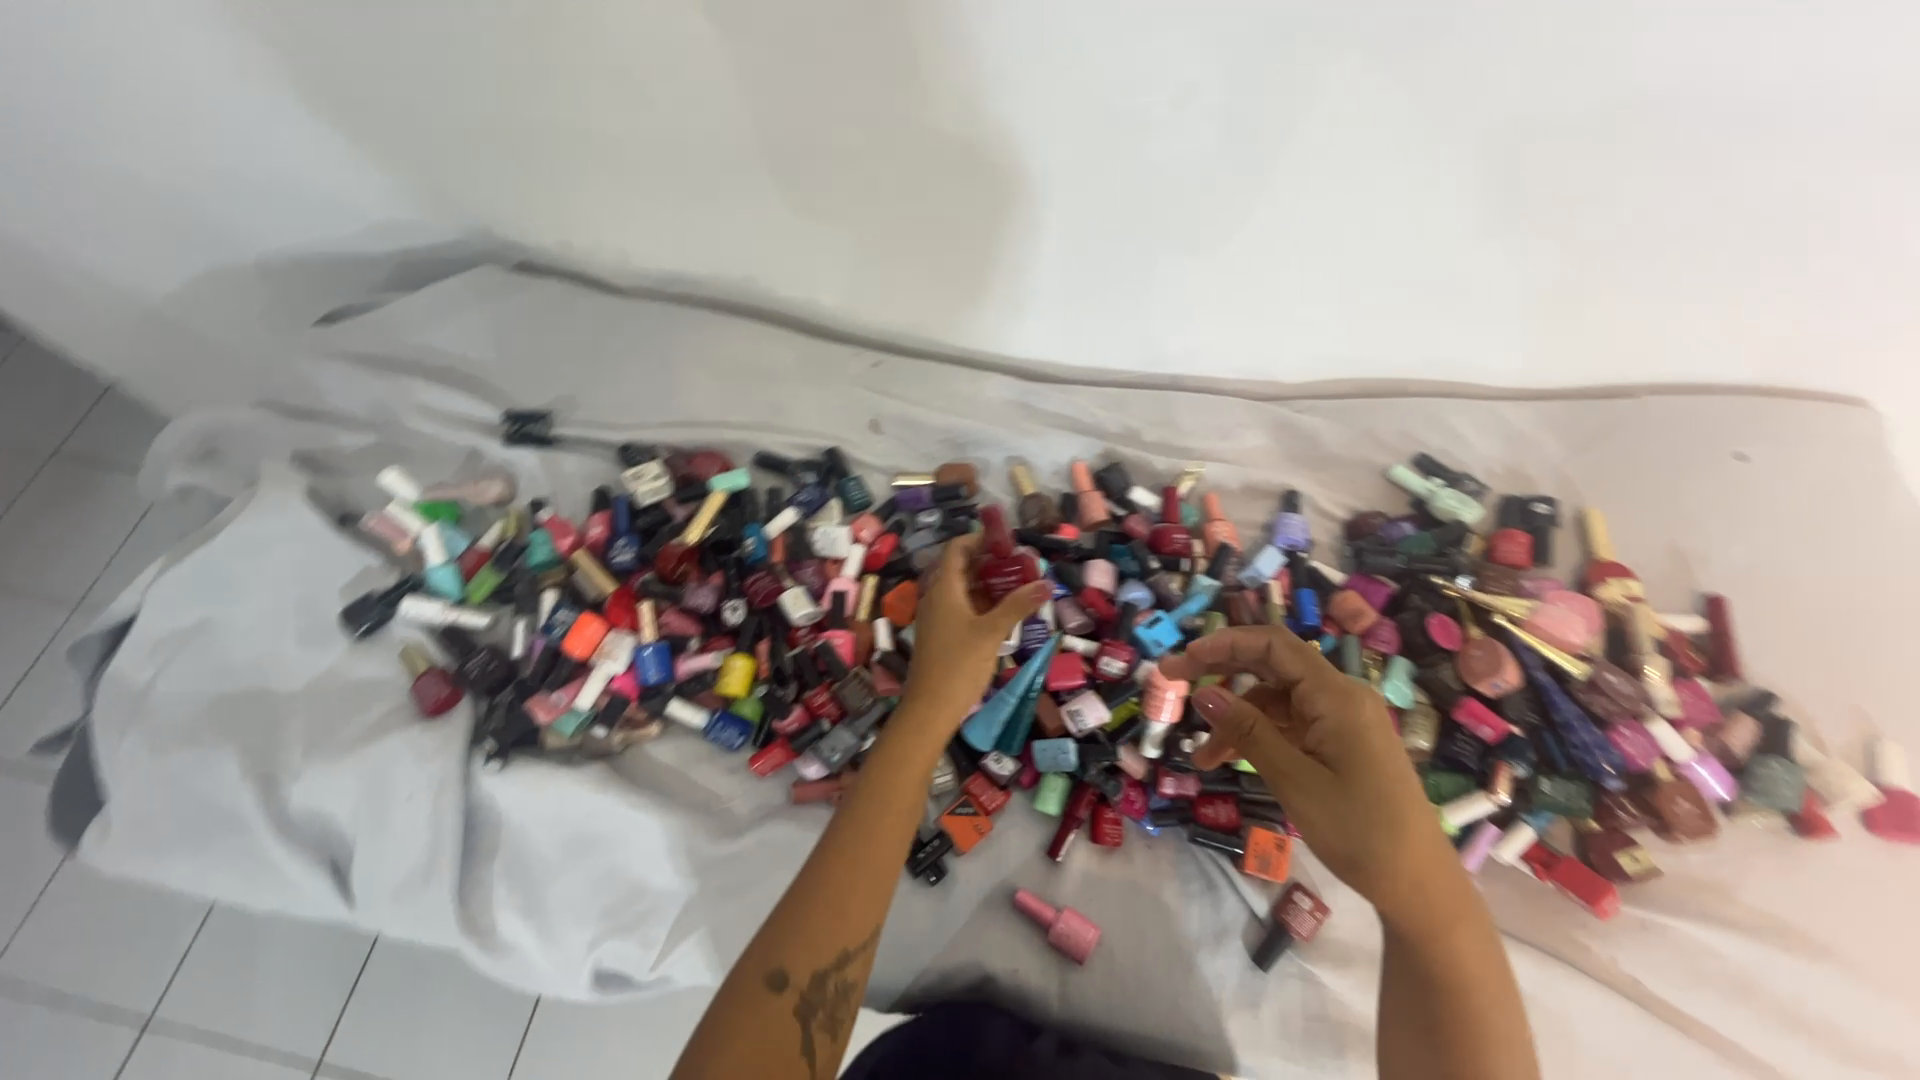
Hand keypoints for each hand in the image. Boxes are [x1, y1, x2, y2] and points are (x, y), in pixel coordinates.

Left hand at [897, 534, 1049, 730]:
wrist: (930, 709)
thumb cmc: (958, 665)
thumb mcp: (991, 632)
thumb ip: (1018, 605)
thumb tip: (1046, 582)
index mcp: (944, 588)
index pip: (957, 548)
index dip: (981, 539)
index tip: (1009, 541)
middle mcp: (937, 596)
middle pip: (962, 567)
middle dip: (991, 563)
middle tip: (1022, 565)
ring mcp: (938, 616)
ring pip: (964, 589)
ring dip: (990, 585)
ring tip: (1020, 586)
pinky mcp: (942, 634)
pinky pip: (963, 608)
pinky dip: (983, 604)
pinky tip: (1006, 613)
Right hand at [1159, 627, 1459, 924]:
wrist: (1419, 885)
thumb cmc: (1359, 831)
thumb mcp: (1293, 780)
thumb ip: (1248, 731)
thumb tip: (1203, 694)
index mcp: (1336, 695)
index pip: (1272, 645)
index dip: (1223, 644)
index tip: (1181, 661)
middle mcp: (1341, 697)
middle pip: (1271, 666)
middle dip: (1220, 673)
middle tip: (1173, 685)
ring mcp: (1343, 721)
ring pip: (1276, 701)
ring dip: (1236, 718)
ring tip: (1203, 758)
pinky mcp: (1342, 744)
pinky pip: (1291, 725)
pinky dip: (1259, 737)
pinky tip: (1233, 761)